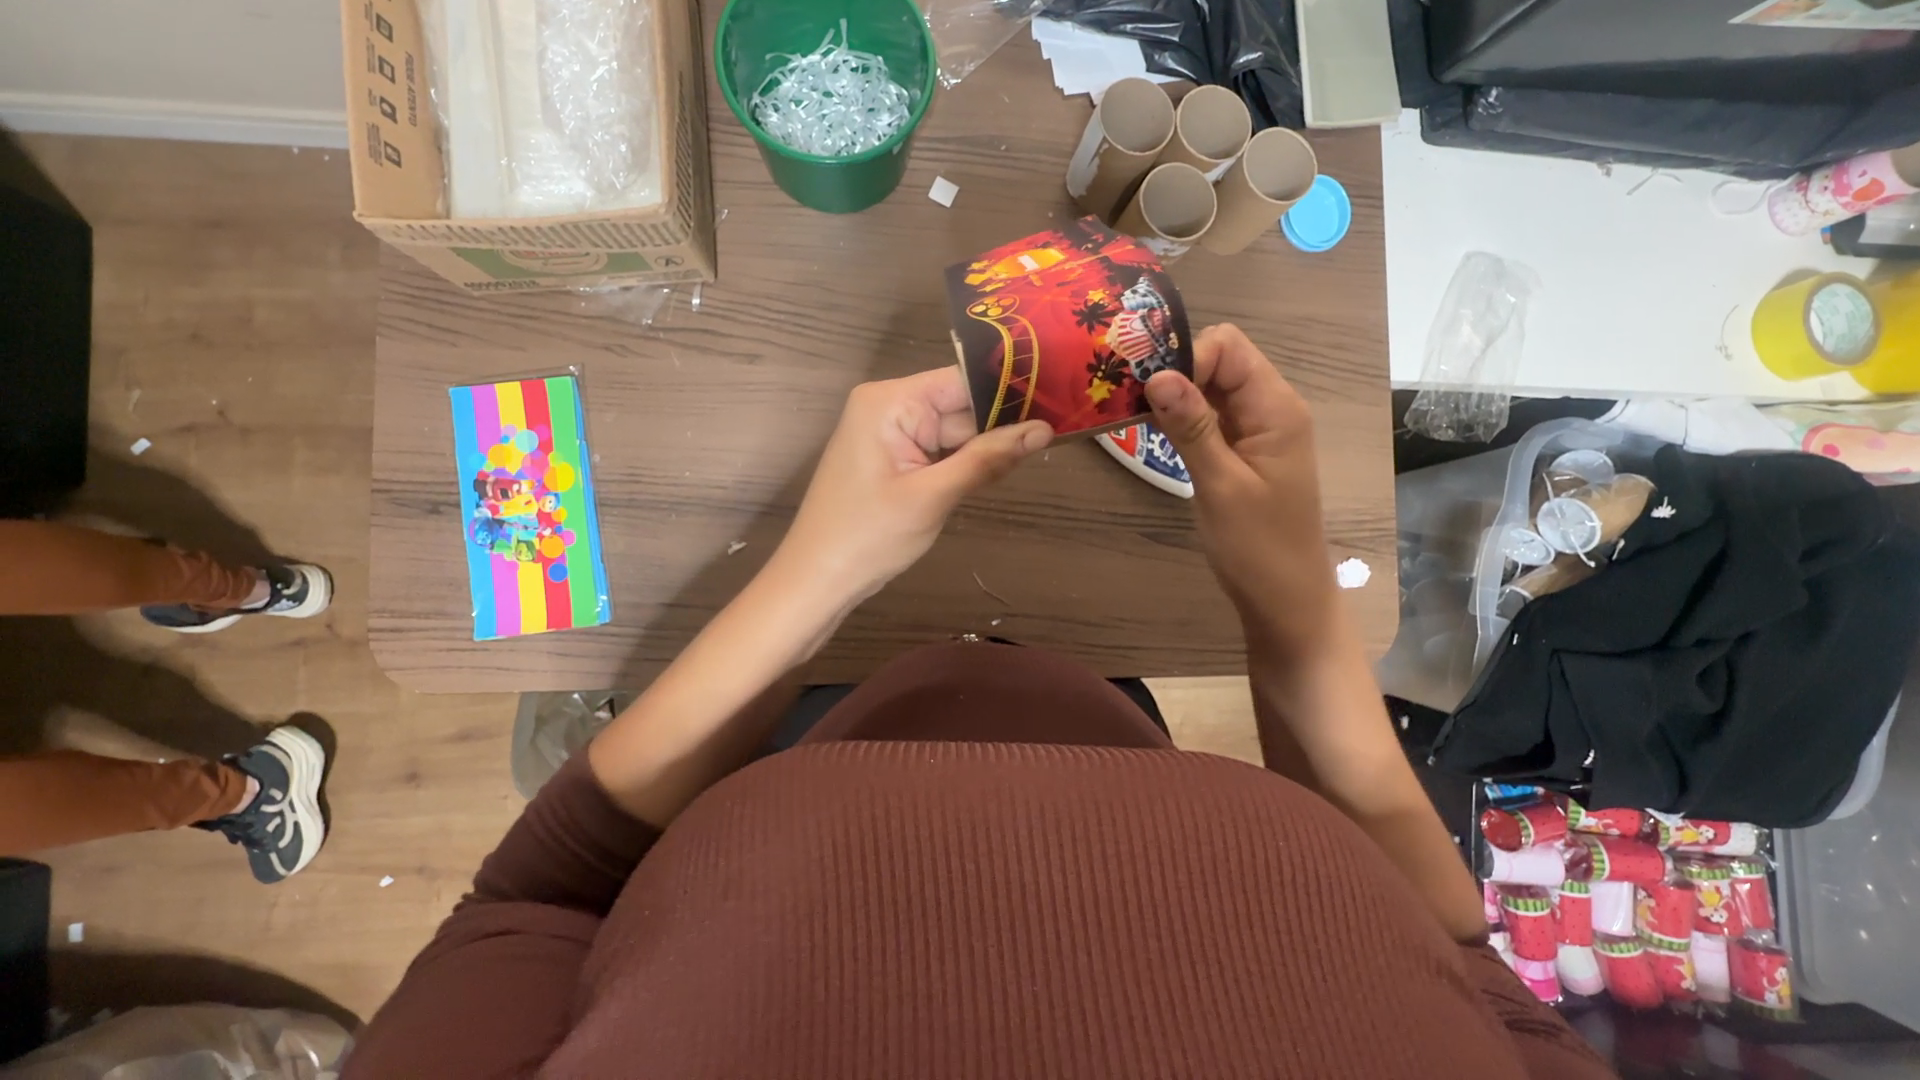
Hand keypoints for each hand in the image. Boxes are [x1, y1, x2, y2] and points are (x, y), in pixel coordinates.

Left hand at [778, 367, 1051, 604]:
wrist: (817, 582)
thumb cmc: (868, 537)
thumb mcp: (932, 497)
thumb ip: (986, 460)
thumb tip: (1043, 430)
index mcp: (889, 401)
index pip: (961, 381)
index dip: (1009, 390)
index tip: (1059, 398)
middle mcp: (888, 406)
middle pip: (960, 406)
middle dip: (1001, 425)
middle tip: (1061, 432)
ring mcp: (889, 434)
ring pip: (954, 433)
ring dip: (984, 450)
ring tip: (1042, 452)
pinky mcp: (893, 460)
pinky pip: (939, 452)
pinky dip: (964, 465)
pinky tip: (999, 472)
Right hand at [1145, 324, 1334, 656]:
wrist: (1285, 600)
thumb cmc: (1258, 547)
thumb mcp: (1220, 486)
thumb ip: (1191, 427)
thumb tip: (1157, 375)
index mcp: (1276, 408)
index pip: (1227, 347)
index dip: (1185, 358)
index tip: (1146, 390)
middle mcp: (1269, 408)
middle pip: (1218, 360)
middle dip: (1173, 371)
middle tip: (1127, 397)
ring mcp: (1256, 429)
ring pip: (1210, 387)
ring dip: (1172, 394)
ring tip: (1129, 411)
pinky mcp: (1241, 450)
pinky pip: (1209, 415)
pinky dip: (1180, 416)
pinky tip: (1150, 429)